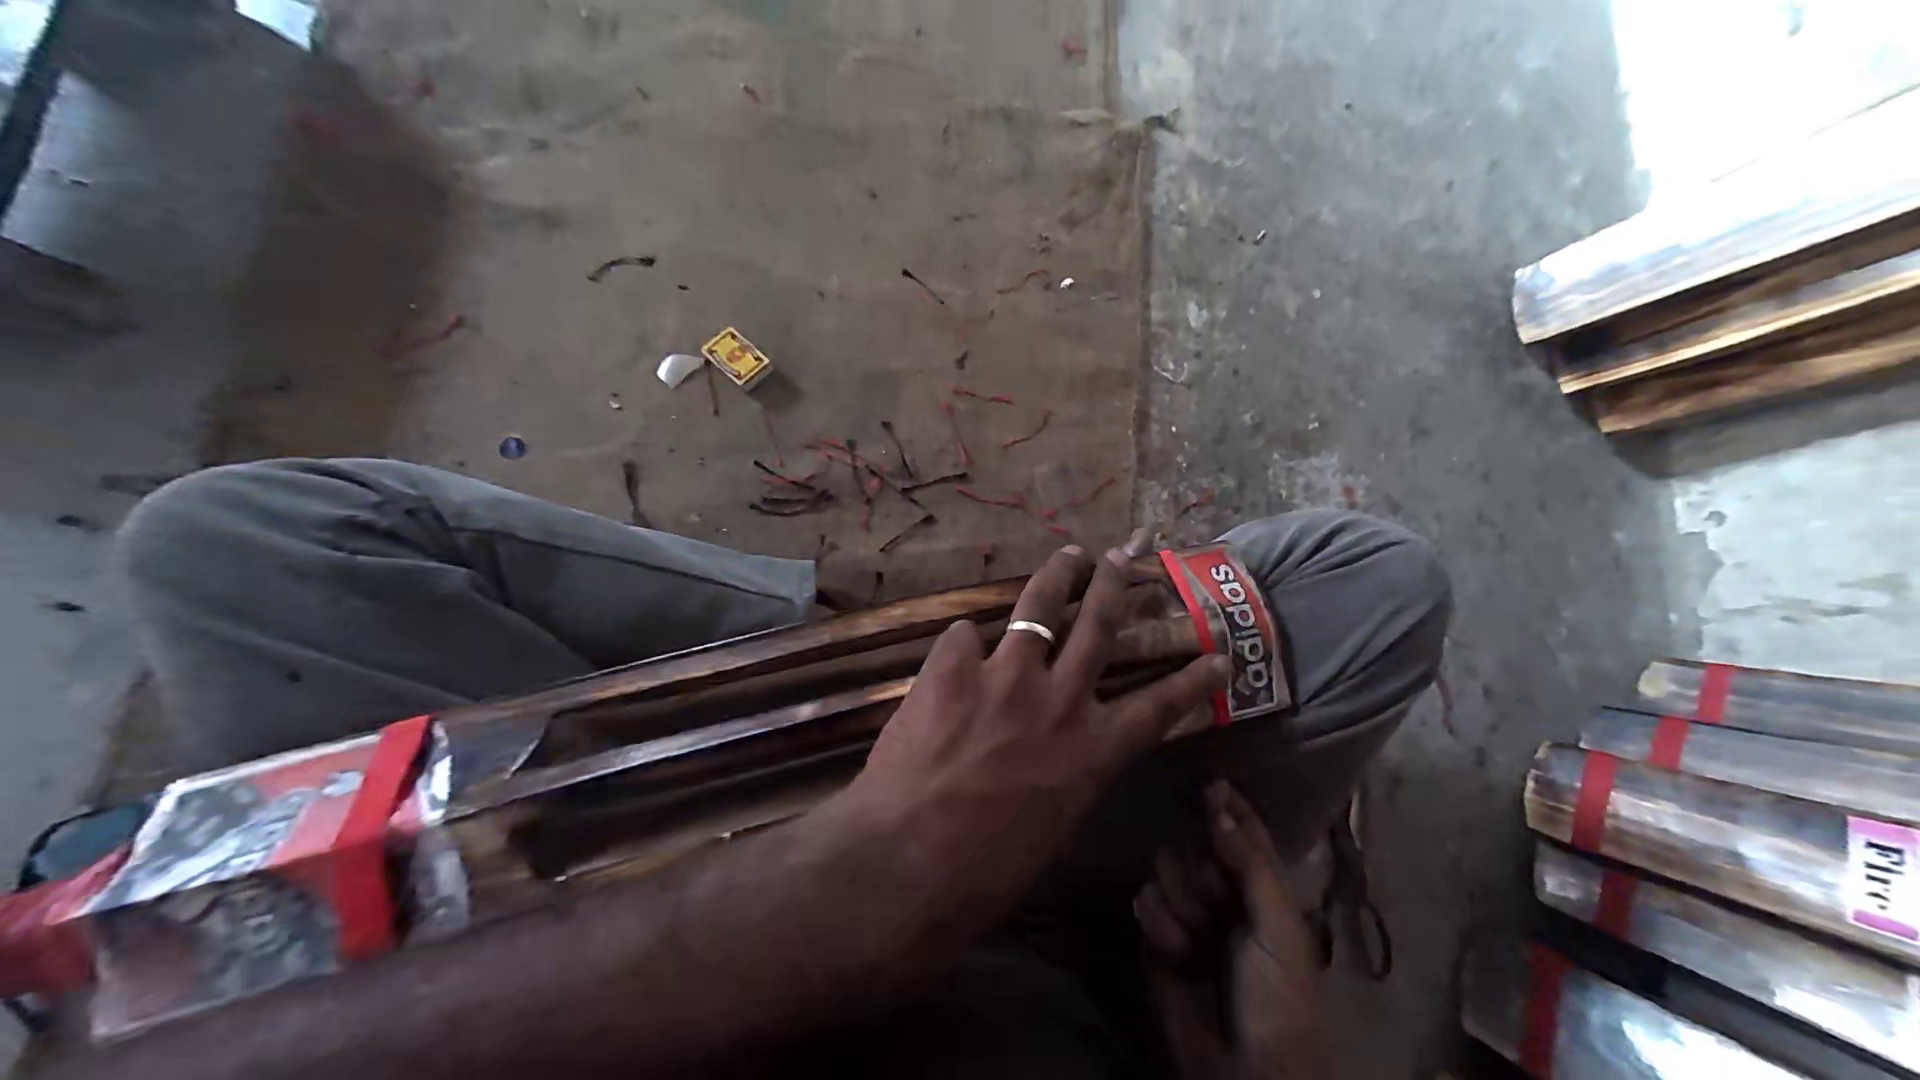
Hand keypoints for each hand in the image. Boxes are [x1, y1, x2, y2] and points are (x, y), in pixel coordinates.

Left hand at [828, 542, 1230, 936]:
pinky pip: (963, 636)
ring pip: (1041, 606)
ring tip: (1069, 554)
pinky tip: (955, 655)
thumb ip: (1067, 775)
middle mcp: (1059, 700)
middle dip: (1118, 585)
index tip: (1218, 653)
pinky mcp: (952, 668)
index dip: (1193, 678)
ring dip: (1059, 575)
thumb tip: (1060, 753)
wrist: (909, 860)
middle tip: (1125, 557)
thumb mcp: (1053, 827)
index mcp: (1093, 750)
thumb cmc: (985, 870)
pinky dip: (965, 644)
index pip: (1159, 705)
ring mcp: (1006, 676)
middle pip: (1100, 626)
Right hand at [1135, 782, 1330, 1079]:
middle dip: (1200, 870)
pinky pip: (1145, 902)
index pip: (1243, 833)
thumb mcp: (1280, 929)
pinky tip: (1174, 952)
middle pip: (1194, 844)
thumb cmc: (1280, 998)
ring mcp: (1188, 914)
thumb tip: (1219, 810)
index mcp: (1262, 889)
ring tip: (1196, 939)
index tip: (1210, 785)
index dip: (1229, 808)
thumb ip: (1250, 865)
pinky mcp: (1157, 936)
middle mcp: (1223, 893)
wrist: (1246, 1073)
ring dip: (1180, 902)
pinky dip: (1158, 925)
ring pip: (1166, 869)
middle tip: (1214, 901)